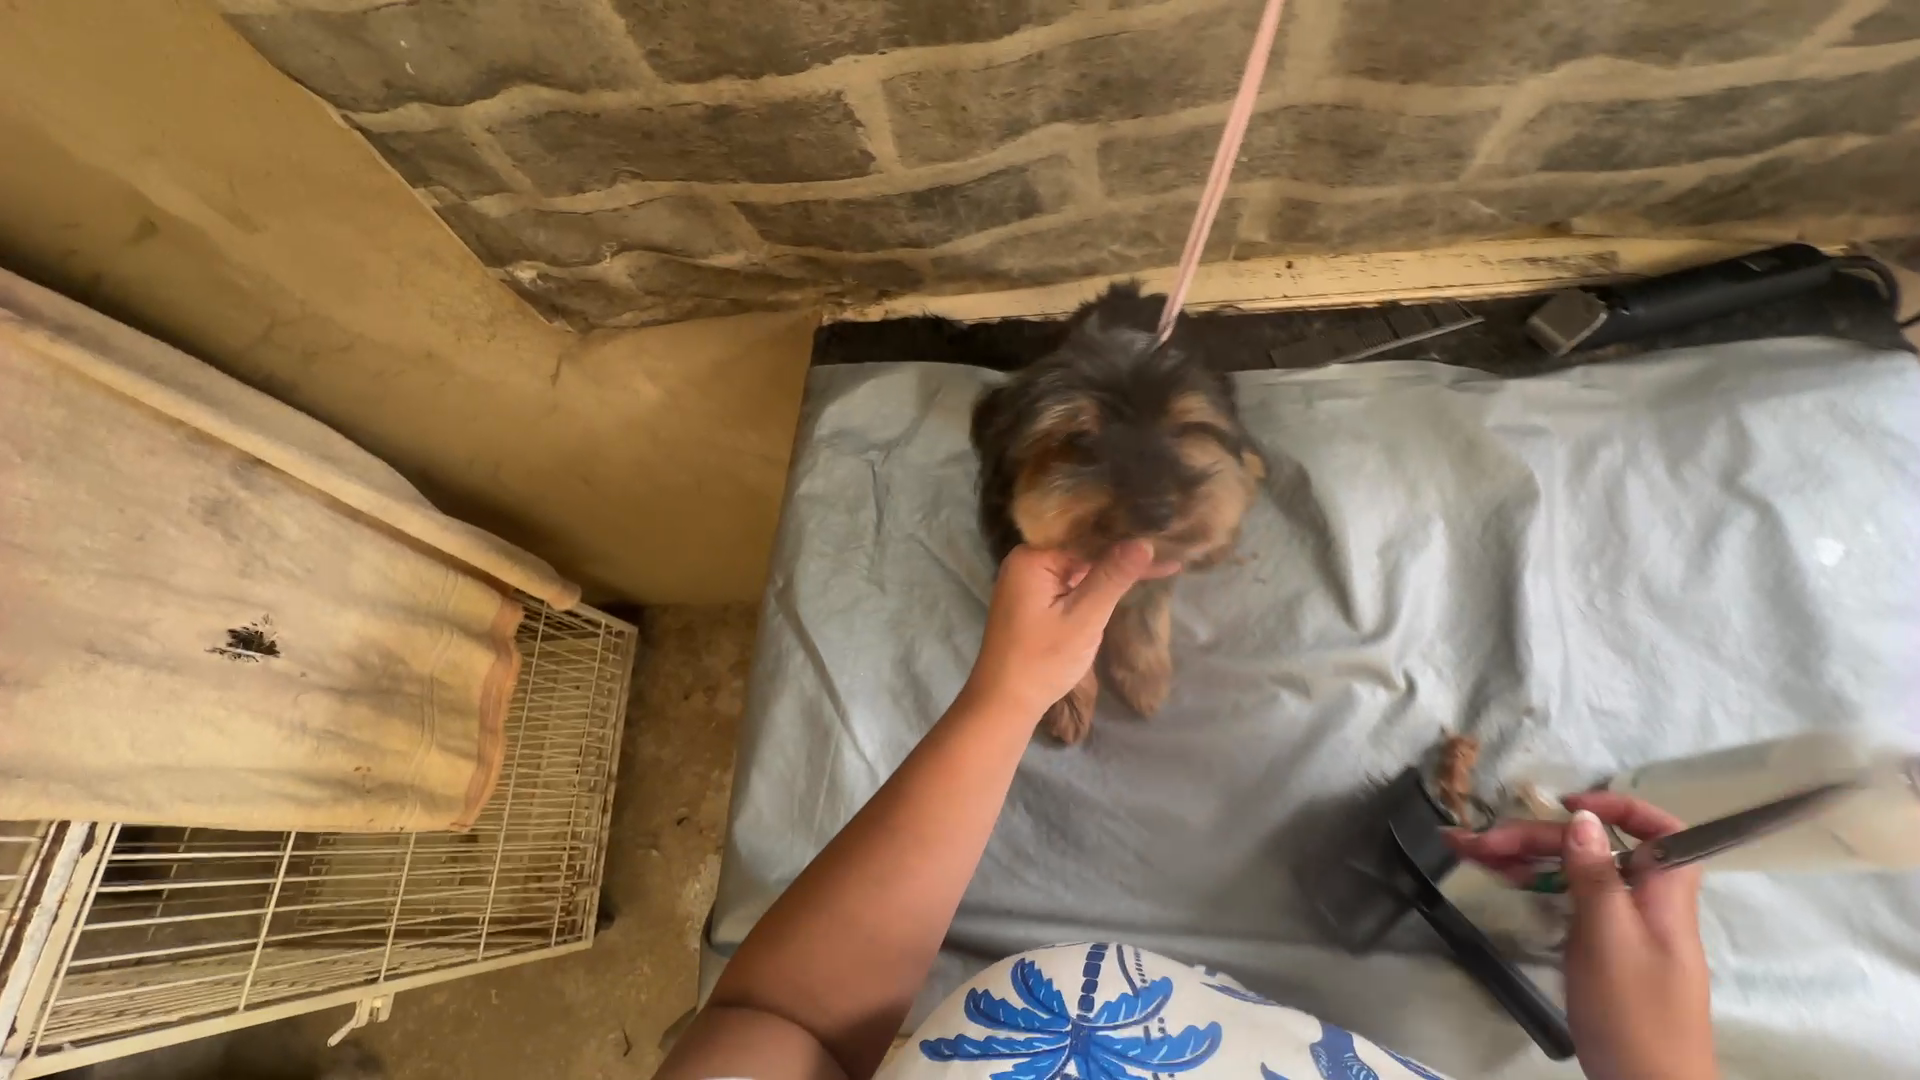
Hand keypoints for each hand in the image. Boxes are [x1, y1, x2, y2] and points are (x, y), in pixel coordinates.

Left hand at [964, 542, 1175, 717]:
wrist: (1005, 702)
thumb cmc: (1042, 661)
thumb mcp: (1083, 618)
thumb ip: (1112, 578)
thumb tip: (1144, 541)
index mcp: (1031, 556)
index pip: (1085, 533)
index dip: (1124, 531)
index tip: (1162, 527)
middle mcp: (1027, 560)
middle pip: (1082, 545)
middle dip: (1122, 544)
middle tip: (1167, 536)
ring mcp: (1030, 579)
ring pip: (1080, 562)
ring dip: (1114, 562)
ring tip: (1161, 551)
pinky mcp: (1036, 597)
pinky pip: (1072, 578)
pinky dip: (1098, 580)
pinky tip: (1131, 576)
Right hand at [1448, 793, 1716, 1079]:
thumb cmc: (1634, 1013)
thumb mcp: (1609, 940)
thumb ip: (1596, 877)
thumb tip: (1584, 821)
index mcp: (1662, 899)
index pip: (1664, 834)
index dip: (1622, 809)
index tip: (1567, 807)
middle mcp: (1643, 905)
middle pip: (1592, 850)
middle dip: (1533, 837)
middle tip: (1477, 841)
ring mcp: (1620, 927)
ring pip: (1571, 872)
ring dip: (1521, 856)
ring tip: (1467, 850)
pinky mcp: (1599, 947)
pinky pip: (1565, 898)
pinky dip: (1530, 881)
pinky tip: (1496, 874)